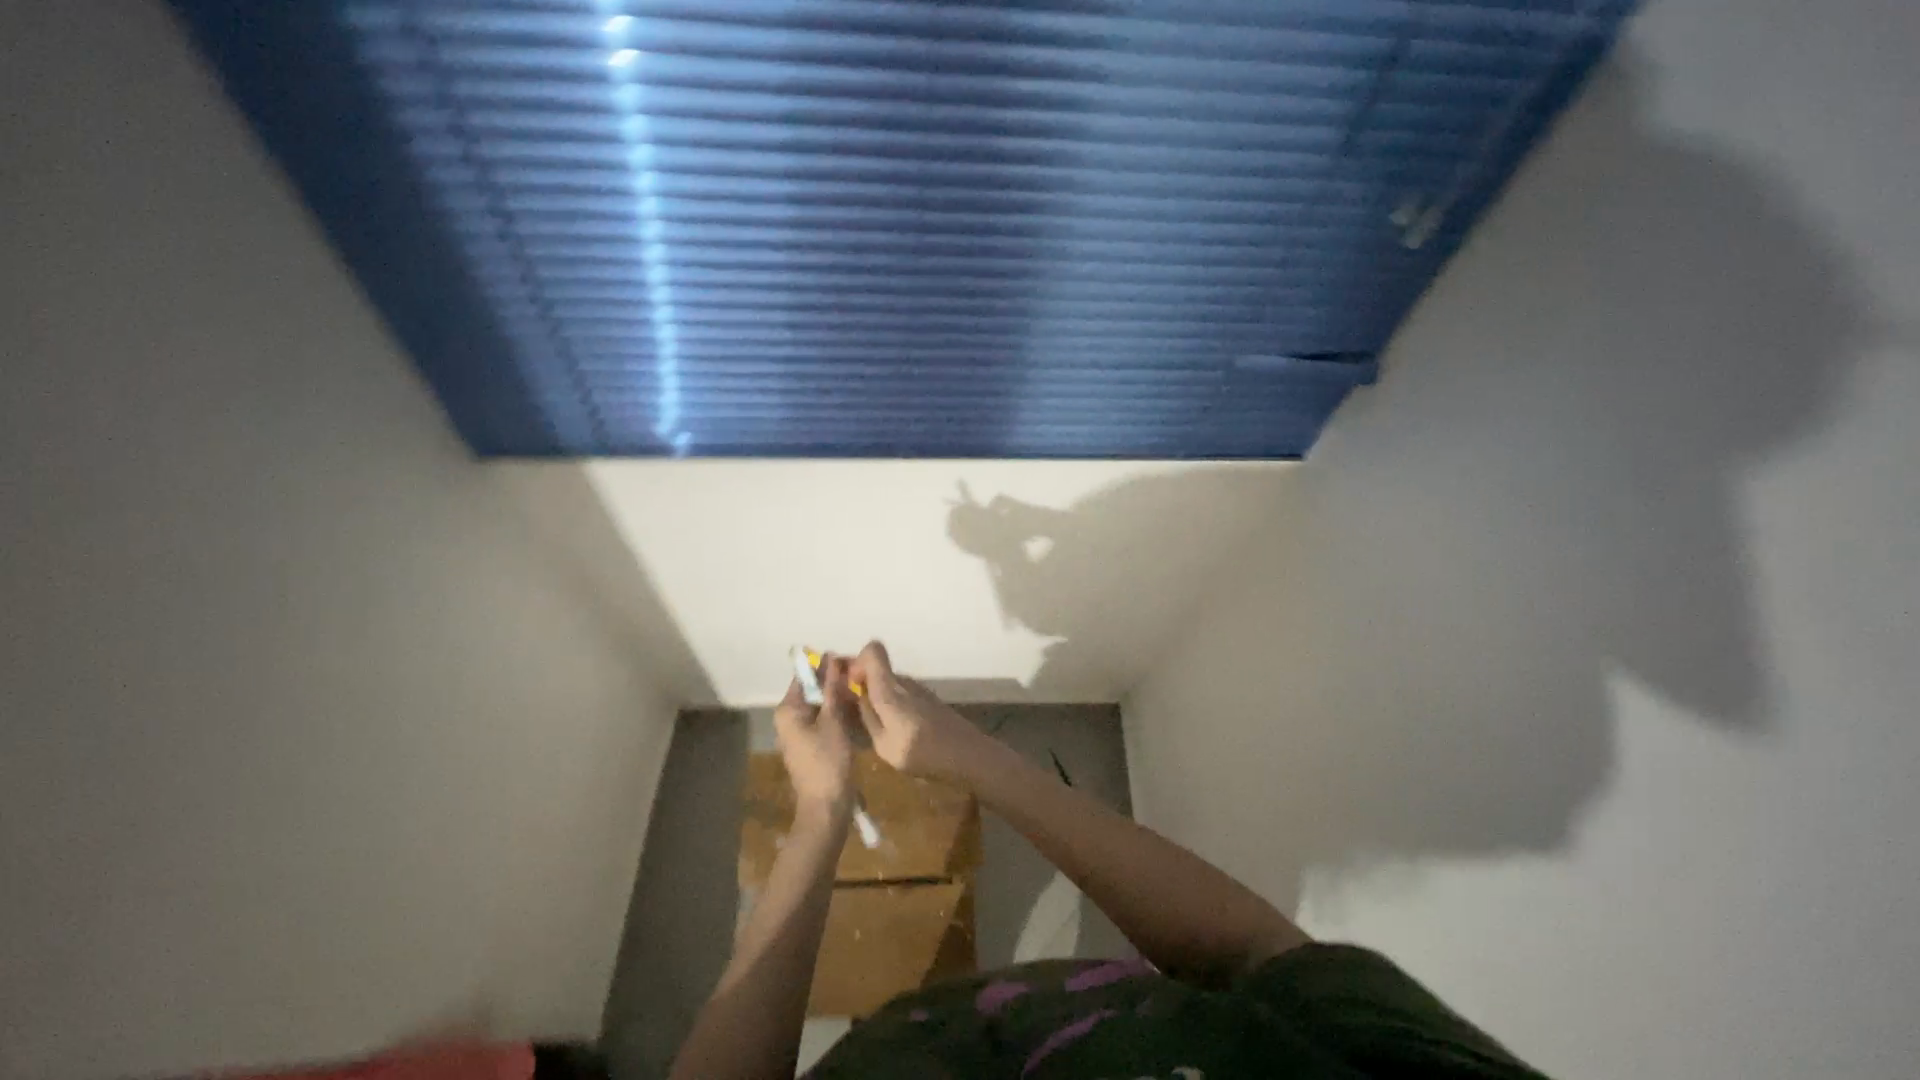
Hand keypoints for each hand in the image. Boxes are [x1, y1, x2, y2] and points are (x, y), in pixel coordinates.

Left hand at [772, 655, 855, 812]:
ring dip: (837, 698)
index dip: (826, 666)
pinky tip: (855, 710)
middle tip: (860, 674)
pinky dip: (836, 713)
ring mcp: (798, 732)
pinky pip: (822, 720)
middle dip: (834, 682)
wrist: (826, 805)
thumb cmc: (828, 760)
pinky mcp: (810, 744)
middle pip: (812, 690)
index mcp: (788, 709)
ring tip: (861, 689)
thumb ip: (832, 688)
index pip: (805, 676)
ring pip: (819, 706)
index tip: (850, 659)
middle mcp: (788, 718)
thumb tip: (832, 659)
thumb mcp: (833, 720)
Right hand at [850, 641, 997, 782]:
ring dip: (876, 693)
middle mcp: (904, 682)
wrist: (968, 756)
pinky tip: (893, 727)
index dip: (856, 662)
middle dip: (862, 680)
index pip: (873, 651)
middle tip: (853, 707)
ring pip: (888, 680)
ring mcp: (918, 689)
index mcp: (891, 690)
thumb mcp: (884, 744)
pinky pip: (900, 692)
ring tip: (871, 721)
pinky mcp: (927, 699)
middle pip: (878, 666)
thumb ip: (867, 717)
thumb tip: (856, 696)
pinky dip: (891, 702)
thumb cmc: (924, 754)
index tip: (850, 684)